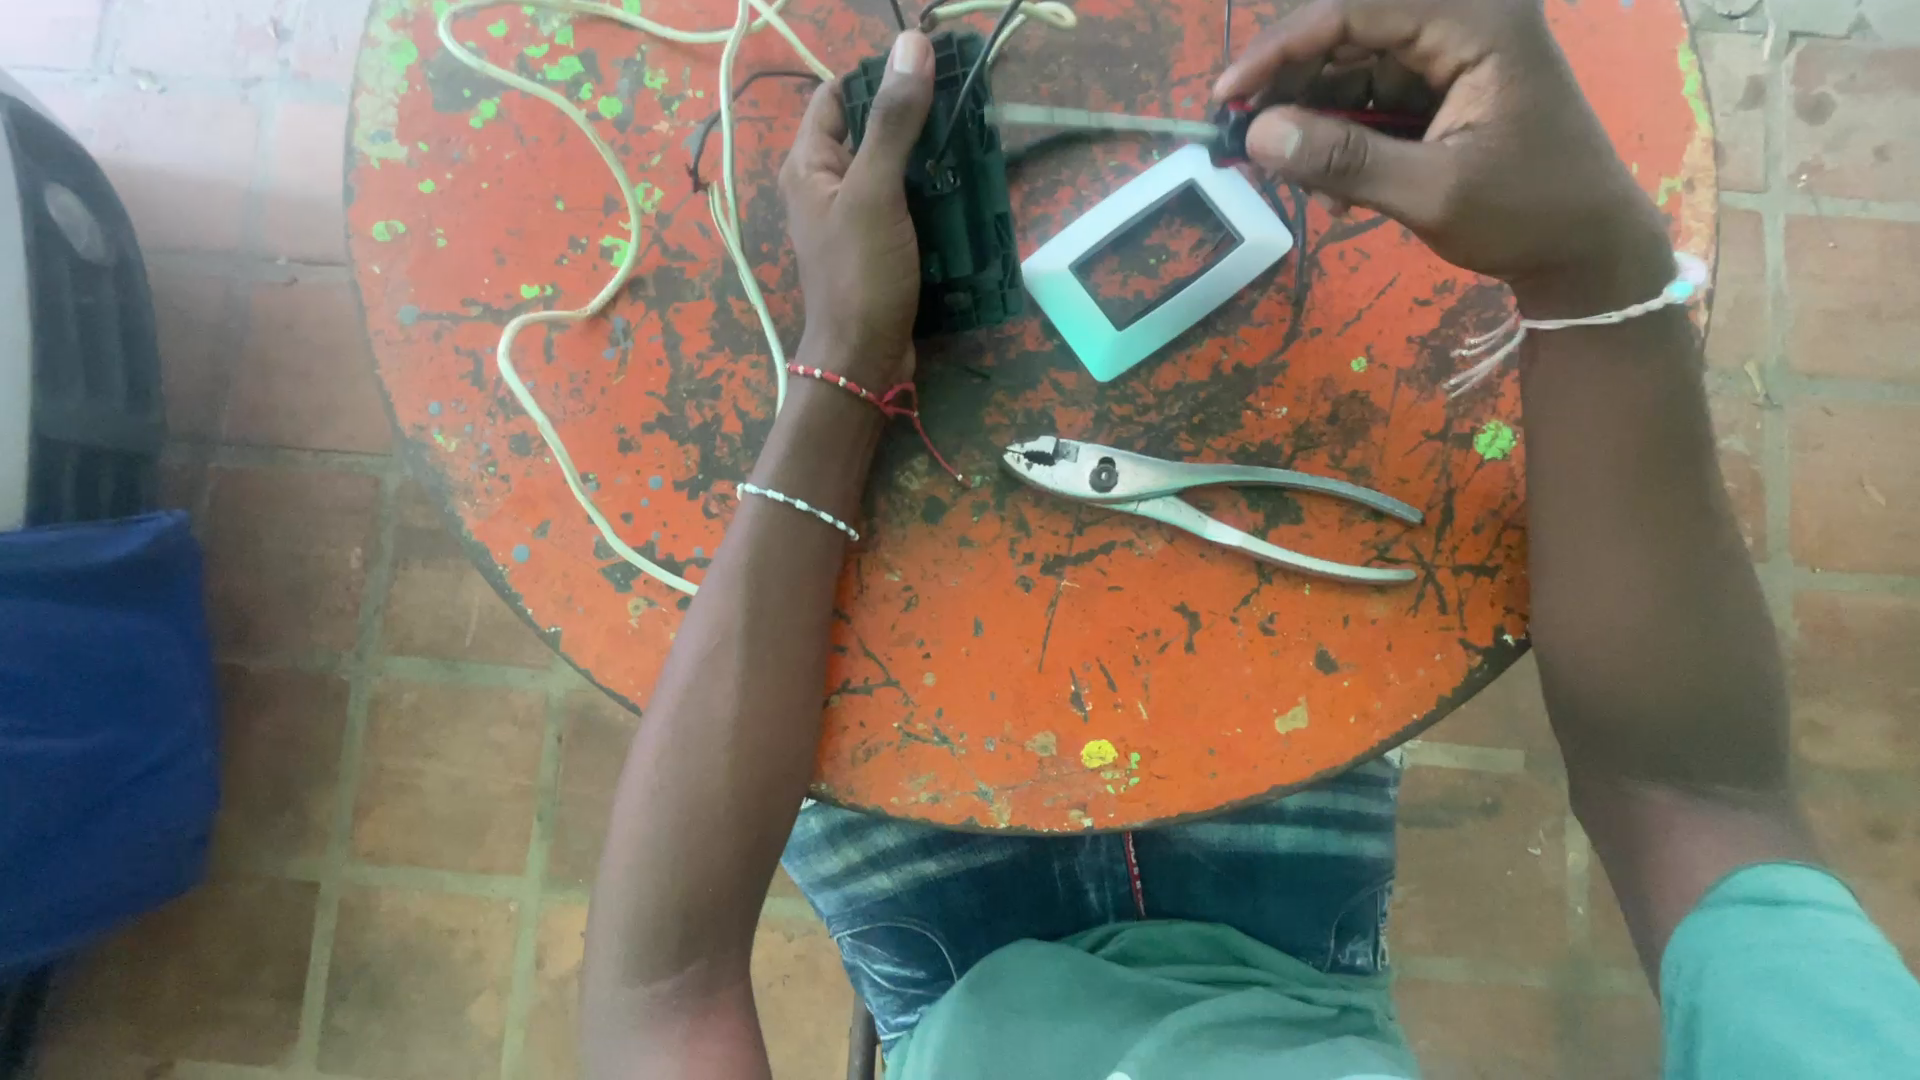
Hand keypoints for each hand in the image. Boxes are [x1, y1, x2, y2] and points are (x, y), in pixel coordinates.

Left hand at [779, 31, 934, 387]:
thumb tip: (912, 47)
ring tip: (972, 149)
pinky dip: (933, 202)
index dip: (877, 78)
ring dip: (930, 164)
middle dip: (914, 122)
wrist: (865, 359)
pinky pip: (908, 211)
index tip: (927, 74)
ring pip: (896, 174)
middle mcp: (827, 188)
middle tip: (963, 111)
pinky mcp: (881, 250)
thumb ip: (893, 122)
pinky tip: (965, 195)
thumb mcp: (875, 192)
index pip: (837, 95)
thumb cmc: (860, 275)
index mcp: (809, 166)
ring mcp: (855, 222)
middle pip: (872, 134)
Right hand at [1214, 0, 1674, 316]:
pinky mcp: (1435, 91)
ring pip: (1348, 68)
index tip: (1224, 96)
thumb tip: (1256, 135)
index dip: (1281, 48)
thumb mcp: (1430, 191)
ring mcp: (1446, 57)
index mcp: (1475, 22)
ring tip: (1280, 171)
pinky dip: (1333, 138)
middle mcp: (1459, 23)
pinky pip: (1364, 101)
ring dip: (1306, 116)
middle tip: (1239, 137)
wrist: (1581, 244)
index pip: (1357, 10)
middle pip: (1347, 31)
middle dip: (1286, 82)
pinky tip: (1326, 186)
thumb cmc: (1523, 213)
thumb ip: (1344, 160)